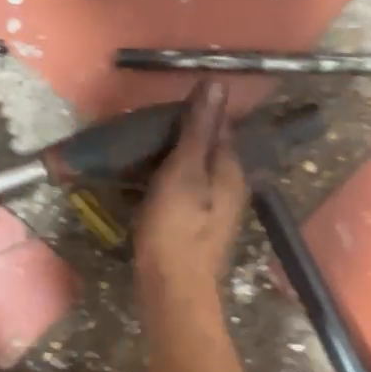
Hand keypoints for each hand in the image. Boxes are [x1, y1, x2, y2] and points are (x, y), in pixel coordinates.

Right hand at [134, 82, 248, 300]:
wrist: (173, 289)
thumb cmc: (176, 228)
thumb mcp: (184, 171)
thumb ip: (199, 128)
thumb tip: (217, 81)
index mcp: (231, 169)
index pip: (219, 126)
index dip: (194, 113)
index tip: (161, 109)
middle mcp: (231, 187)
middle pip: (207, 152)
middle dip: (180, 139)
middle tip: (144, 132)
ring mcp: (215, 212)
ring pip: (194, 175)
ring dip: (171, 164)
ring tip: (139, 158)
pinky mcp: (196, 230)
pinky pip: (182, 196)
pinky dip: (165, 188)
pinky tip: (144, 191)